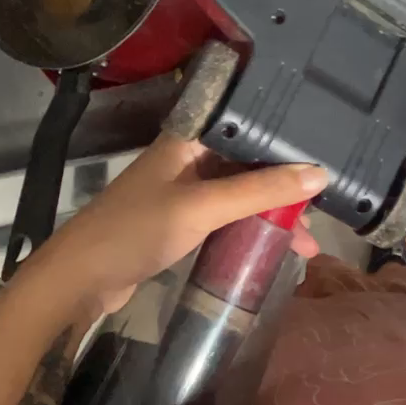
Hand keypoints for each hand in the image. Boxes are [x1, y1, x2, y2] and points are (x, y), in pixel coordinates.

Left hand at [21, 133, 326, 313]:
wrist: (80, 279)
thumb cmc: (137, 231)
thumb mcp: (203, 207)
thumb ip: (259, 191)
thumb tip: (319, 174)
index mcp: (190, 138)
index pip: (247, 125)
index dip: (286, 141)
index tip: (325, 158)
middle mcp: (189, 158)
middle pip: (248, 163)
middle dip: (285, 188)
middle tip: (320, 215)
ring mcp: (184, 190)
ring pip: (240, 193)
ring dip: (272, 213)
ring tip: (306, 245)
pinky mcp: (181, 220)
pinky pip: (227, 216)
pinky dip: (251, 228)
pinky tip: (274, 248)